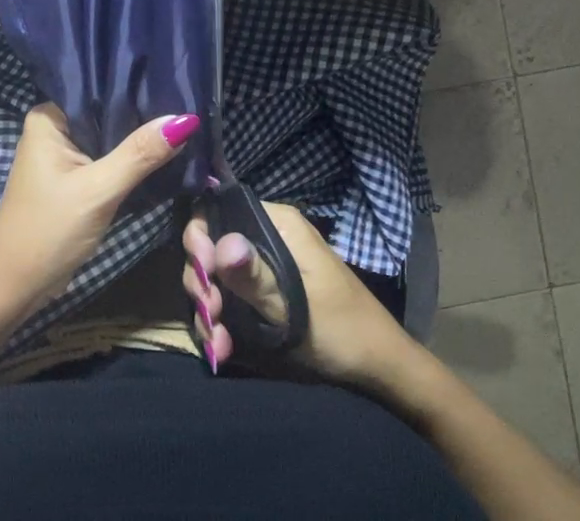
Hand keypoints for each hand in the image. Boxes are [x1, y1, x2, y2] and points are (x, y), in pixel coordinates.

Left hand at [0, 104, 198, 316]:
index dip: (136, 88)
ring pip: (108, 139)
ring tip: (187, 129)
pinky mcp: (73, 180)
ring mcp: (62, 156)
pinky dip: (129, 162)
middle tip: (191, 110)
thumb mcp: (99, 189)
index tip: (178, 84)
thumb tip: (185, 119)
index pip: (98, 90)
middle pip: (106, 114)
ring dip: (139, 141)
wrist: (17, 285)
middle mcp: (53, 129)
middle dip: (143, 116)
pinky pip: (106, 160)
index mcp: (48, 118)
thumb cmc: (50, 230)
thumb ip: (140, 154)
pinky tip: (164, 156)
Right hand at [182, 202, 420, 388]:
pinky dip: (220, 323)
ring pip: (215, 277)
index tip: (203, 277)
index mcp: (279, 225)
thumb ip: (256, 276)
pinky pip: (228, 298)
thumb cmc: (343, 331)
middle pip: (210, 246)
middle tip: (211, 316)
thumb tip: (222, 242)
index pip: (218, 210)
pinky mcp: (264, 291)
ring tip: (217, 343)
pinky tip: (222, 349)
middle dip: (202, 284)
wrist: (379, 369)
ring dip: (208, 311)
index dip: (199, 240)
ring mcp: (265, 265)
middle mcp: (268, 236)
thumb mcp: (295, 308)